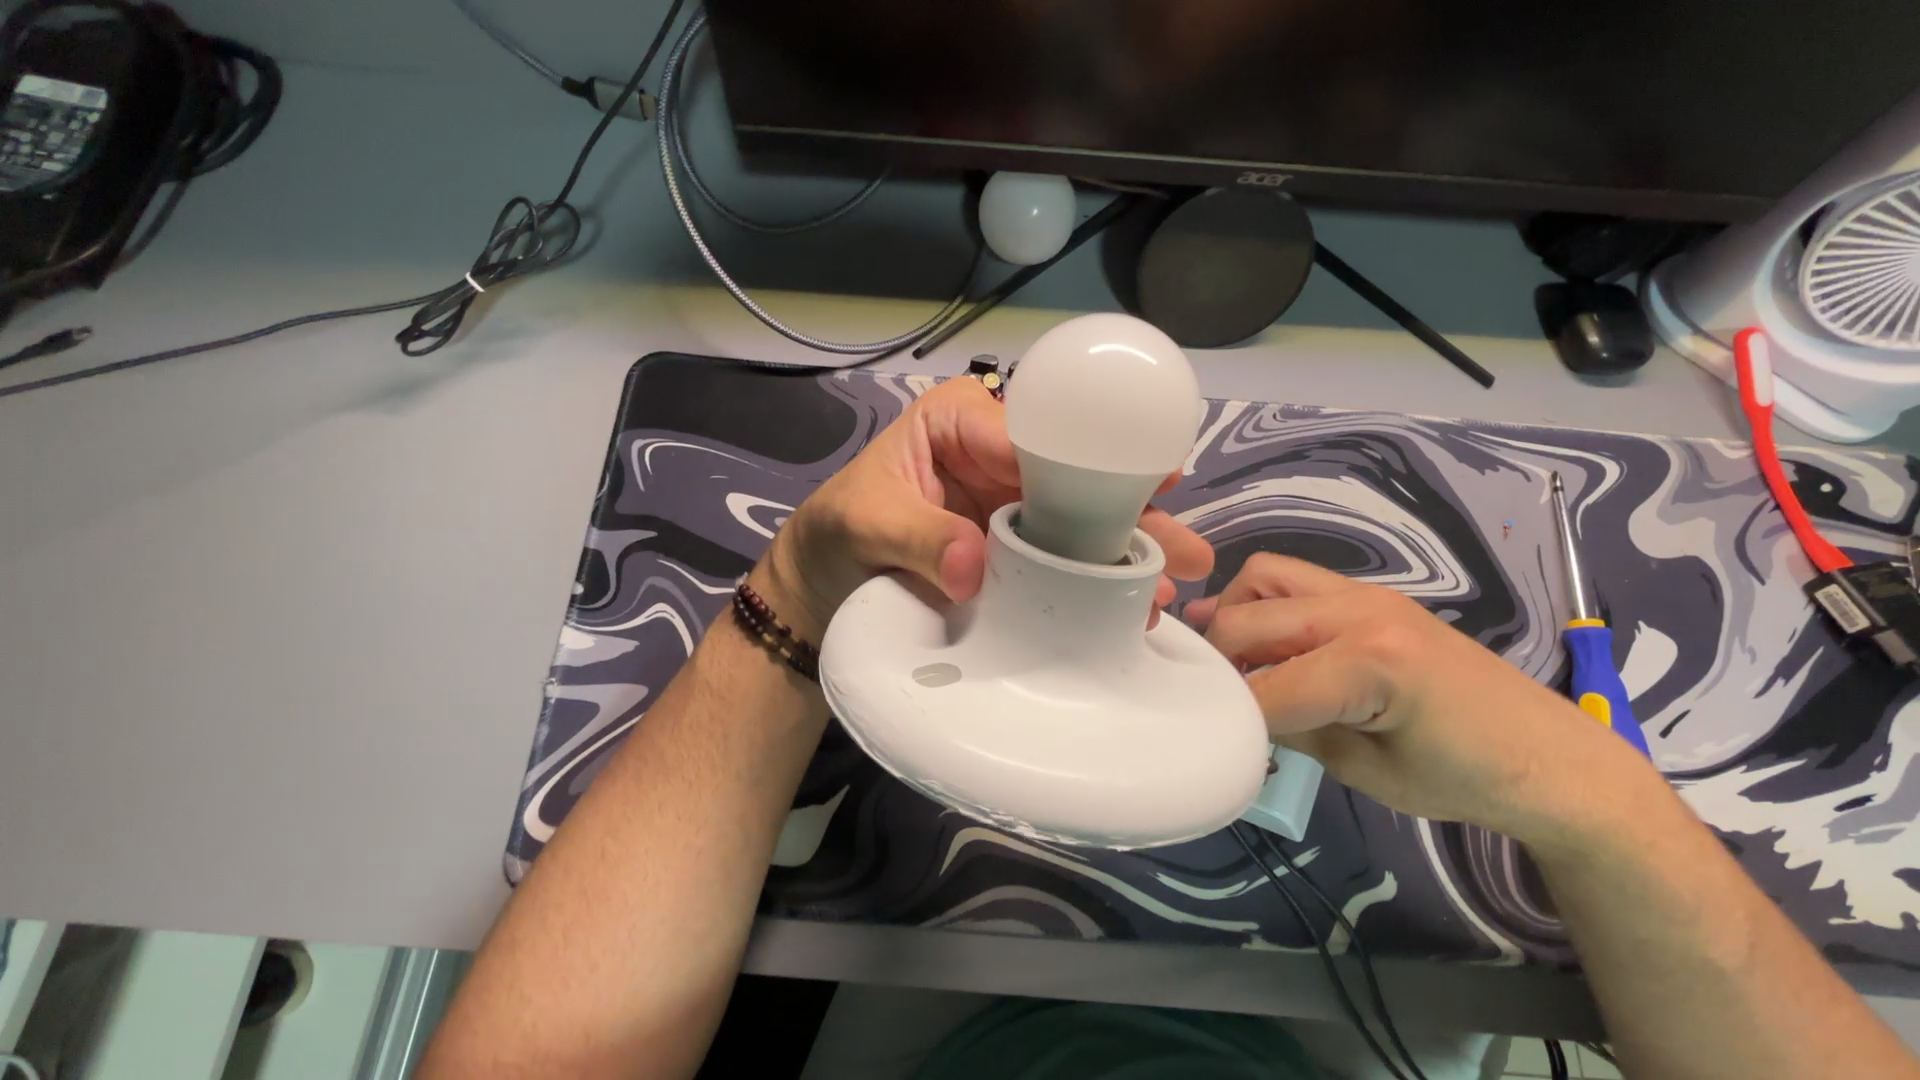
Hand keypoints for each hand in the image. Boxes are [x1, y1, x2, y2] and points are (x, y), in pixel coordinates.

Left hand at [759, 377, 1212, 637]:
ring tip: (1172, 588)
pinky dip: (1095, 585)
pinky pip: (1063, 562)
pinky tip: (1132, 610)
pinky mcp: (1015, 553)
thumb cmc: (836, 532)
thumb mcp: (865, 522)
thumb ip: (917, 536)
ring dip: (1125, 554)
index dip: (1091, 457)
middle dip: (1130, 512)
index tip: (1149, 482)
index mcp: (962, 421)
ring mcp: (1012, 508)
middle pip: (1074, 479)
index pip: (1034, 433)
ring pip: (1080, 523)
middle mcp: (998, 458)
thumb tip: (975, 565)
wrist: (824, 588)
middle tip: (1186, 548)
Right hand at [1187, 554, 1651, 848]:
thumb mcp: (1364, 770)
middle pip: (1246, 620)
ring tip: (1238, 662)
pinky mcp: (1372, 594)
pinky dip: (1264, 603)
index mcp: (1368, 662)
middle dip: (1218, 662)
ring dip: (1236, 615)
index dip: (1228, 716)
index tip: (1208, 737)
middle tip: (1215, 703)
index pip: (1262, 686)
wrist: (1551, 757)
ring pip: (1262, 577)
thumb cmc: (1465, 779)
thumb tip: (1240, 709)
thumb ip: (1294, 728)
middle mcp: (1359, 610)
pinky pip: (1293, 579)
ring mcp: (1366, 593)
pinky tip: (1272, 644)